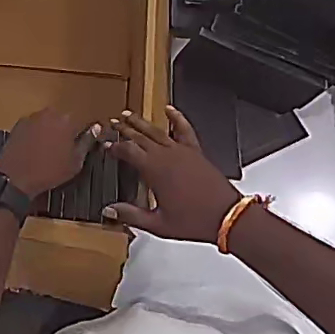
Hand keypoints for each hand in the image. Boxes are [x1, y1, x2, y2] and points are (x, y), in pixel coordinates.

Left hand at [0, 108, 96, 198]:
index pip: (82, 122)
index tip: (82, 145)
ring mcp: (32, 117)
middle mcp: (49, 113)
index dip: (83, 134)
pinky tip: (35, 148)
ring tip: (48, 151)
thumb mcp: (75, 161)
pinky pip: (34, 126)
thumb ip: (86, 142)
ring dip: (50, 131)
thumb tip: (95, 129)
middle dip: (66, 131)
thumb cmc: (50, 171)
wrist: (15, 176)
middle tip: (64, 150)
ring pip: (48, 122)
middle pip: (63, 120)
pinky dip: (36, 134)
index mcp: (67, 120)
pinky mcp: (18, 123)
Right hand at [102, 107, 242, 241]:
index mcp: (154, 171)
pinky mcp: (196, 152)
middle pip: (139, 136)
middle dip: (124, 129)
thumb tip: (110, 211)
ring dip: (141, 121)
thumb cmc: (195, 221)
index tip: (106, 146)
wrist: (228, 217)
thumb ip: (132, 215)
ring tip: (128, 114)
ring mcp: (181, 151)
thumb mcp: (158, 224)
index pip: (127, 151)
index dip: (114, 147)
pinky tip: (169, 110)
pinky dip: (176, 117)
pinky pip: (184, 129)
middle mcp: (166, 156)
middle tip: (113, 123)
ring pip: (156, 130)